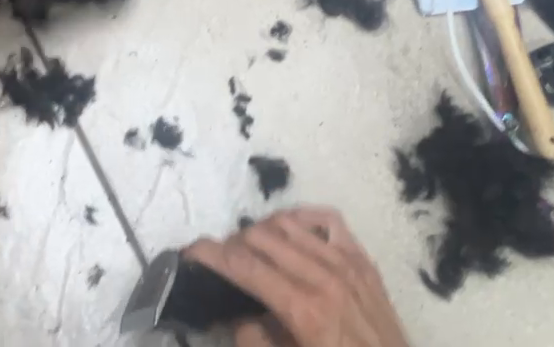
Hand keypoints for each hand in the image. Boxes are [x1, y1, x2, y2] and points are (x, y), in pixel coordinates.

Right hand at [185, 208, 409, 346]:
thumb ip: (255, 341)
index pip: (244, 266)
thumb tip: (236, 312)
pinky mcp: (363, 261)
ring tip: (252, 251)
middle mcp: (324, 277)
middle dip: (234, 244)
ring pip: (289, 223)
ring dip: (262, 232)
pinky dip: (302, 218)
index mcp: (304, 311)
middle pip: (261, 237)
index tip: (190, 251)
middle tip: (223, 263)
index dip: (211, 255)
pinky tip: (290, 232)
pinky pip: (326, 219)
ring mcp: (347, 264)